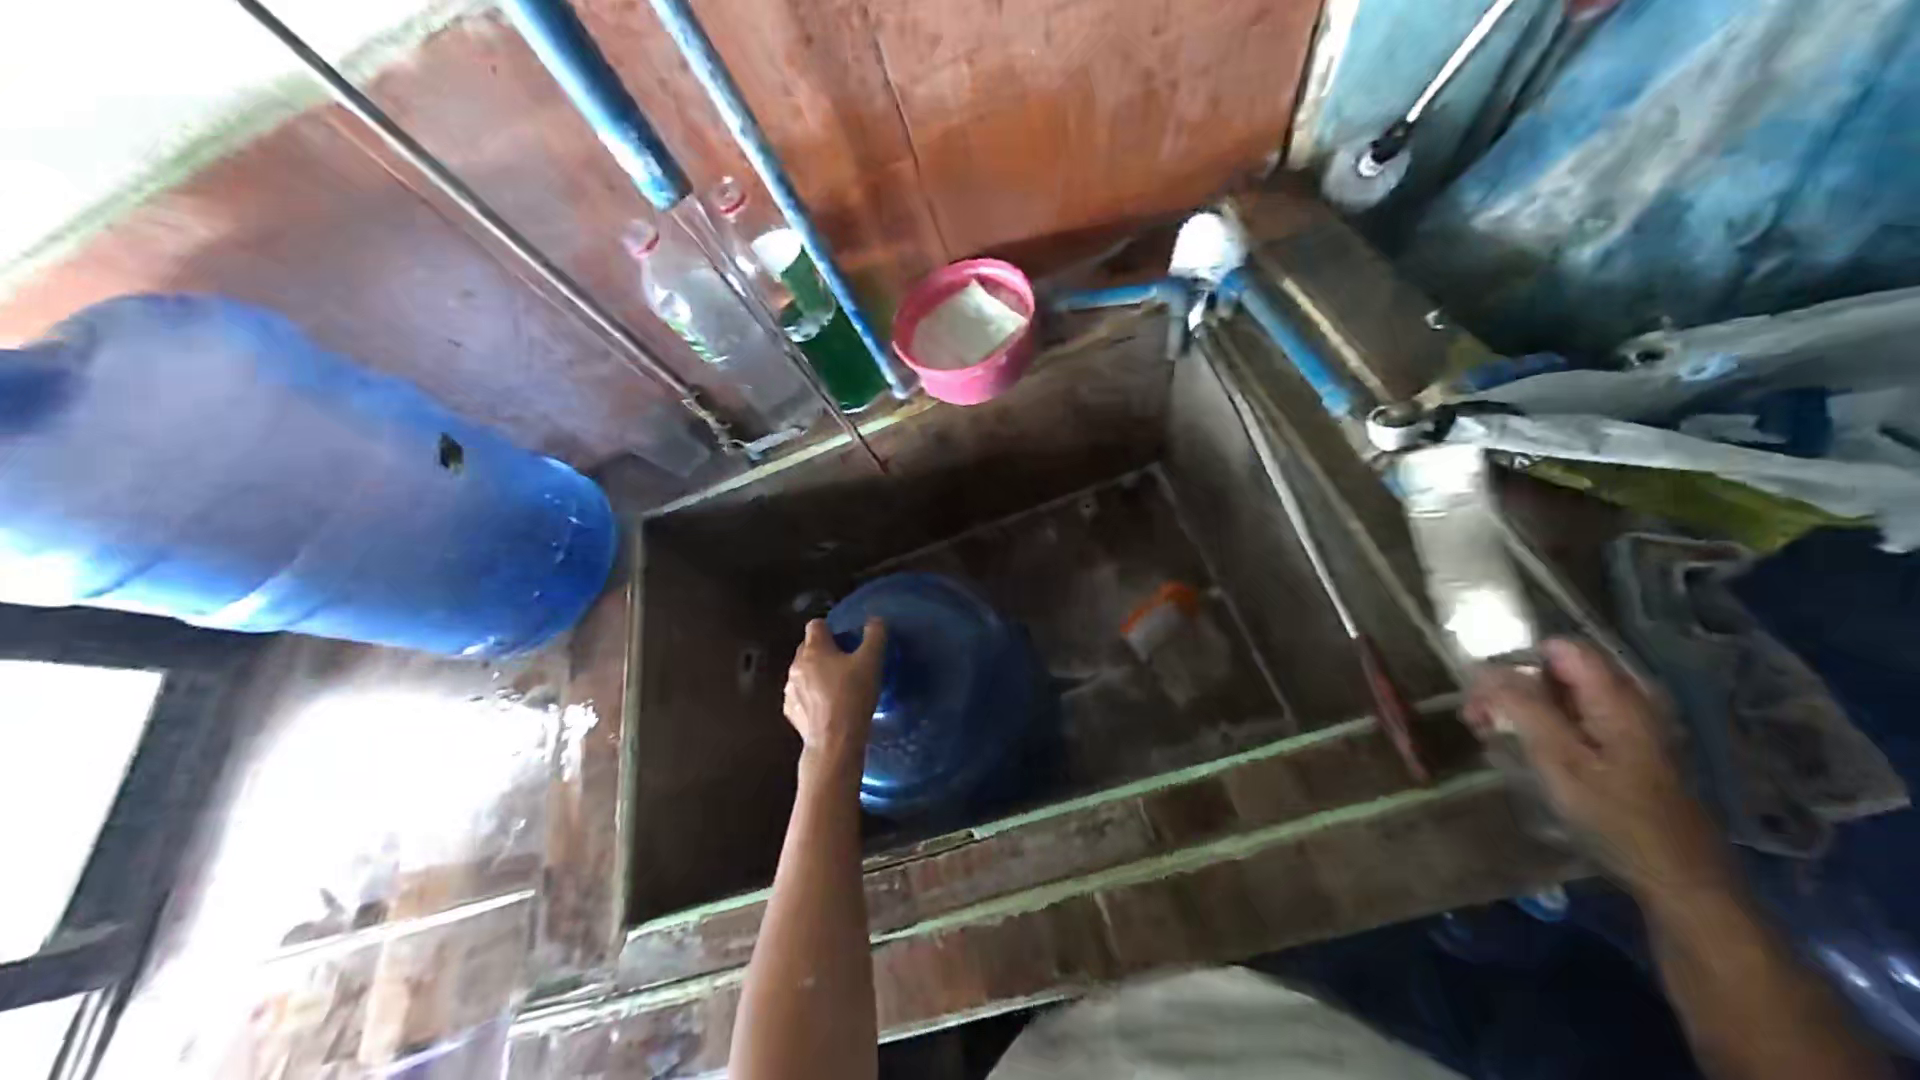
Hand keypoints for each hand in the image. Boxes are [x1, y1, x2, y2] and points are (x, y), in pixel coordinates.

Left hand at [783, 618, 886, 769]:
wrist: (835, 742)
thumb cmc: (853, 696)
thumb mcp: (872, 662)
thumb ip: (875, 635)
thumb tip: (876, 620)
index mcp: (814, 649)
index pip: (816, 624)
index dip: (832, 629)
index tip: (847, 641)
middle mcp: (796, 665)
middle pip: (808, 648)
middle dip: (825, 651)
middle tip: (847, 664)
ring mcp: (789, 689)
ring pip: (803, 672)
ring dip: (817, 674)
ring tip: (838, 688)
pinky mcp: (790, 711)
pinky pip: (800, 695)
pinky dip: (811, 697)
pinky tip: (828, 707)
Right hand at [1465, 637, 1732, 900]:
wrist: (1679, 880)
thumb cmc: (1616, 817)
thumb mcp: (1559, 760)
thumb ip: (1522, 708)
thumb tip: (1484, 669)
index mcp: (1618, 699)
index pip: (1561, 649)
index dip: (1517, 660)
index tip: (1483, 690)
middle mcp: (1630, 703)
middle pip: (1560, 671)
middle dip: (1512, 686)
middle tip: (1476, 716)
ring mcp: (1631, 728)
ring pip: (1564, 696)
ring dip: (1522, 707)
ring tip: (1488, 732)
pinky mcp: (1628, 752)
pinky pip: (1576, 720)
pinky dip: (1542, 726)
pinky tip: (1523, 750)